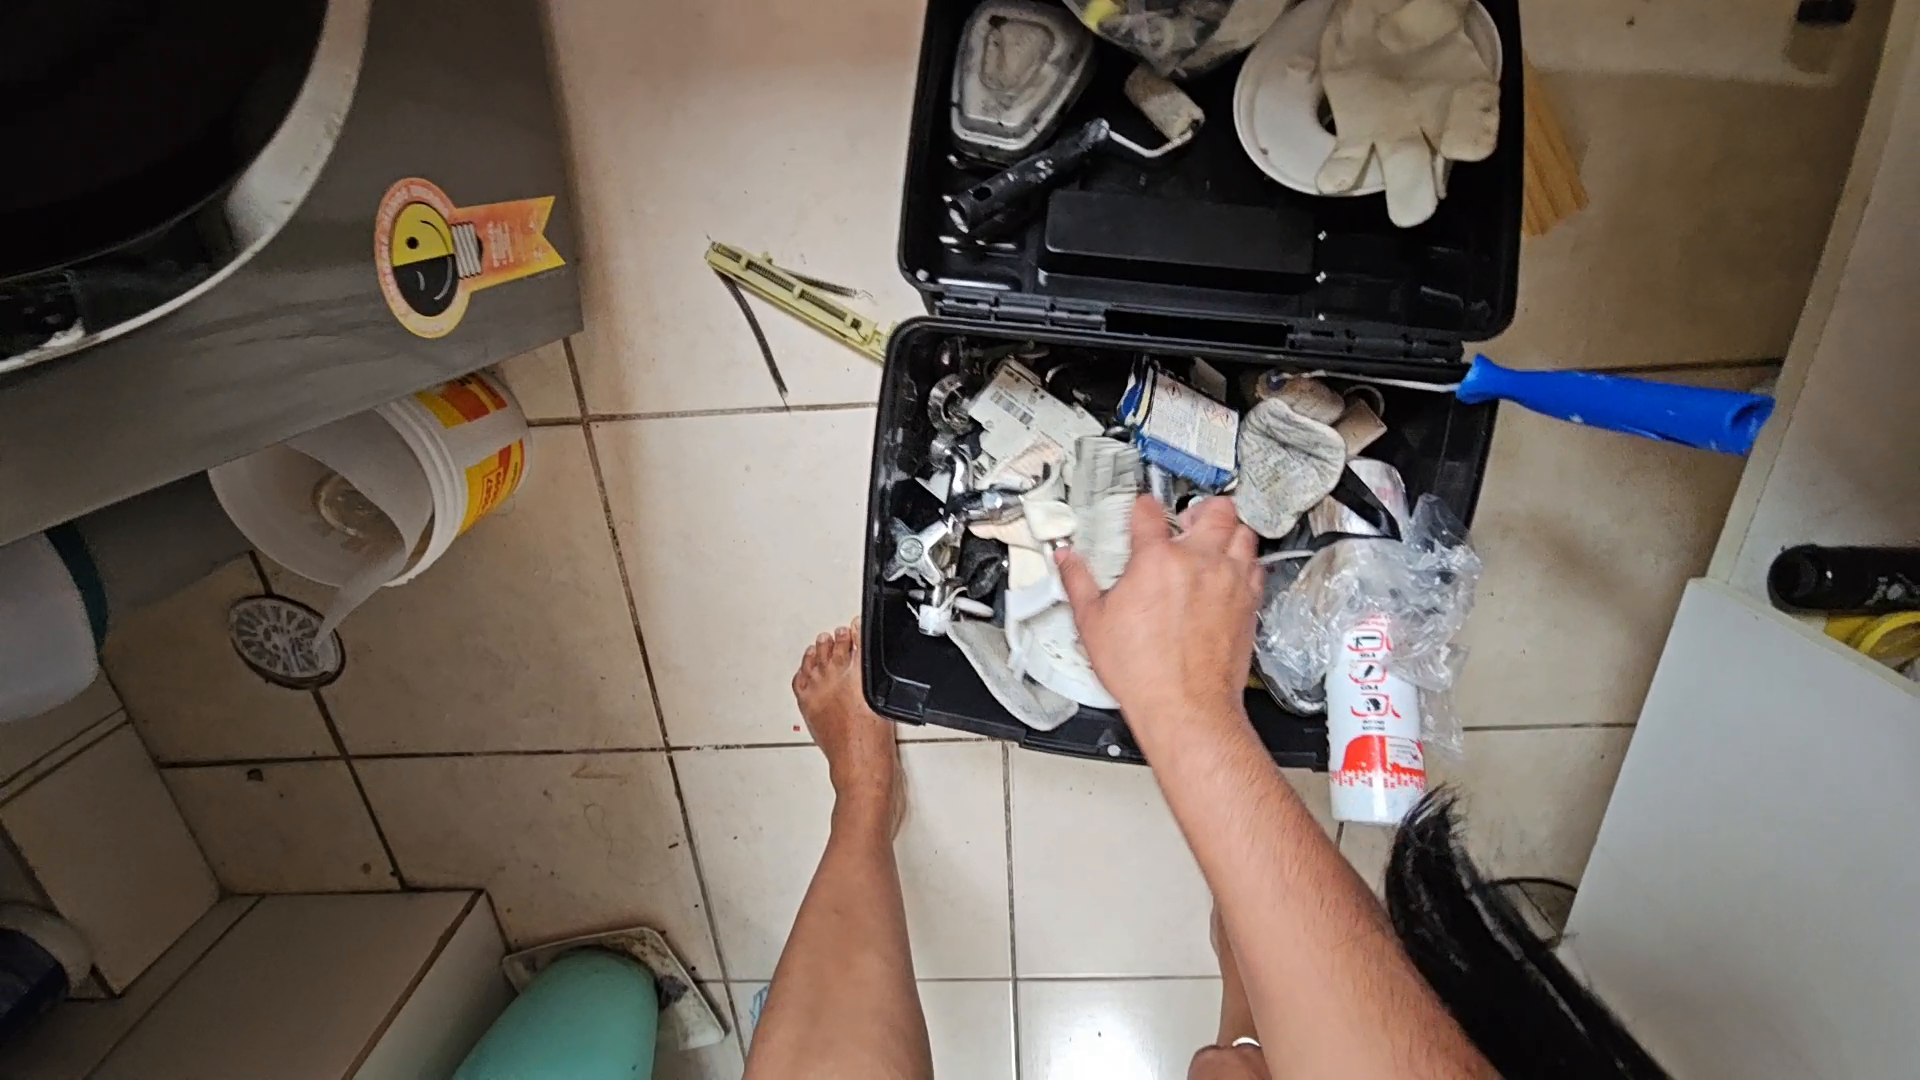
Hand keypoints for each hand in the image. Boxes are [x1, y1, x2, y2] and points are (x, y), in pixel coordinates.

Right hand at [1055, 496, 1264, 745]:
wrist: (1185, 706)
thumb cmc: (1143, 671)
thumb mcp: (1093, 622)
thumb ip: (1079, 582)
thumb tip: (1067, 562)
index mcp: (1156, 560)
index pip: (1149, 512)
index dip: (1142, 506)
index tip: (1141, 511)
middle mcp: (1198, 562)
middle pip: (1215, 510)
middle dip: (1201, 507)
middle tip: (1188, 517)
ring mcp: (1229, 581)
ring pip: (1244, 532)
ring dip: (1229, 530)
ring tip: (1214, 537)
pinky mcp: (1249, 603)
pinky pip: (1257, 567)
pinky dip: (1246, 562)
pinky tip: (1232, 571)